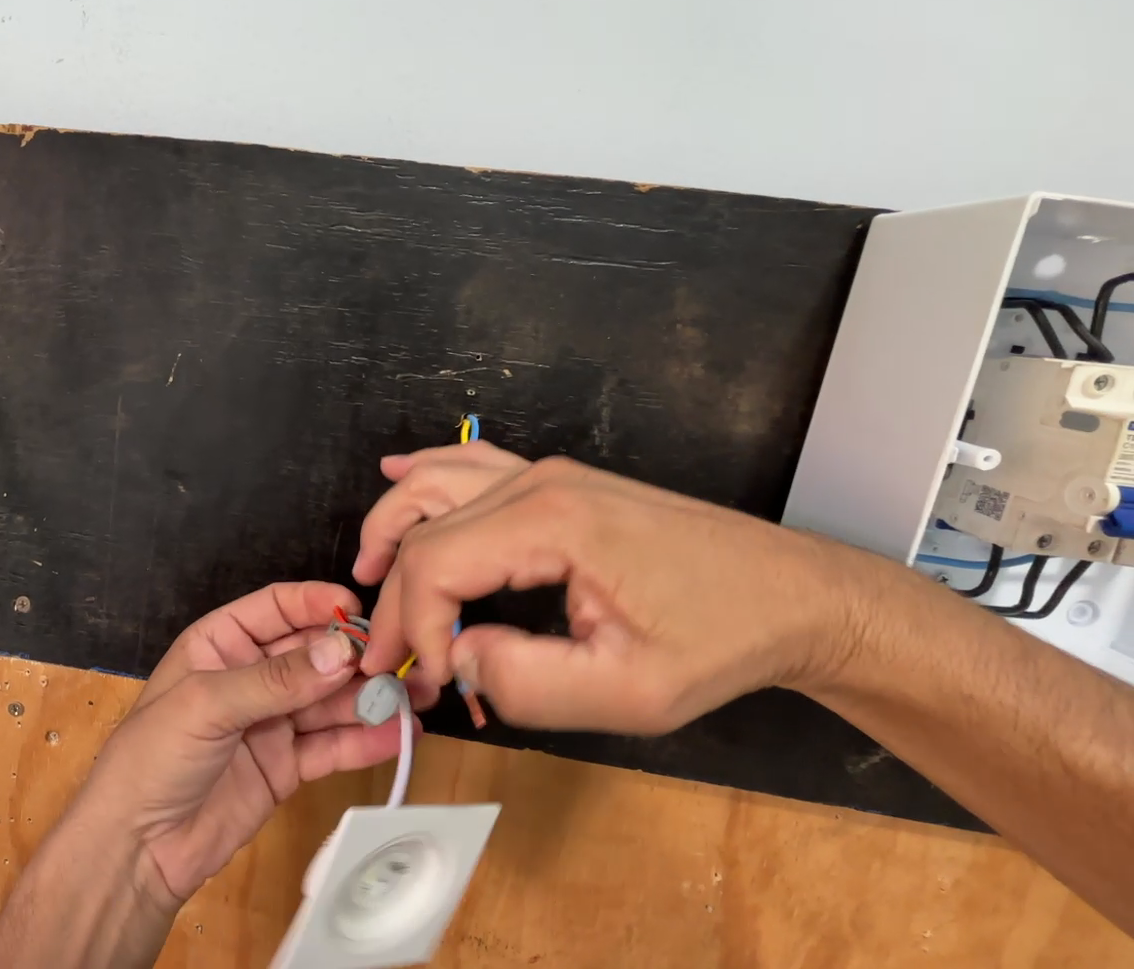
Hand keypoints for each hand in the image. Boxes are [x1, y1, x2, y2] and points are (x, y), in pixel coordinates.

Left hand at [75, 582, 409, 901]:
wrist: (138, 845)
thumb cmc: (154, 755)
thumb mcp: (208, 704)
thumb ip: (277, 680)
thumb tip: (341, 651)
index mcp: (220, 643)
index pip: (276, 608)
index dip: (317, 604)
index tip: (359, 610)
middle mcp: (250, 676)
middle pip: (312, 654)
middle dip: (355, 655)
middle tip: (400, 660)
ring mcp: (270, 722)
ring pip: (328, 700)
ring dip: (369, 697)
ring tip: (416, 696)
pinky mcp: (286, 766)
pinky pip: (331, 745)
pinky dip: (364, 741)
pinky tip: (400, 735)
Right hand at [354, 444, 894, 733]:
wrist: (792, 594)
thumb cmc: (720, 642)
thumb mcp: (631, 693)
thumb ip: (525, 682)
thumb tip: (457, 656)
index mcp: (549, 522)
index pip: (435, 565)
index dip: (417, 629)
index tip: (434, 683)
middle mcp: (534, 482)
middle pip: (423, 531)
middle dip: (394, 600)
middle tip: (385, 658)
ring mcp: (542, 473)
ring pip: (432, 485)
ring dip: (390, 530)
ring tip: (365, 575)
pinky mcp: (554, 481)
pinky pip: (468, 464)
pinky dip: (423, 475)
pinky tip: (396, 472)